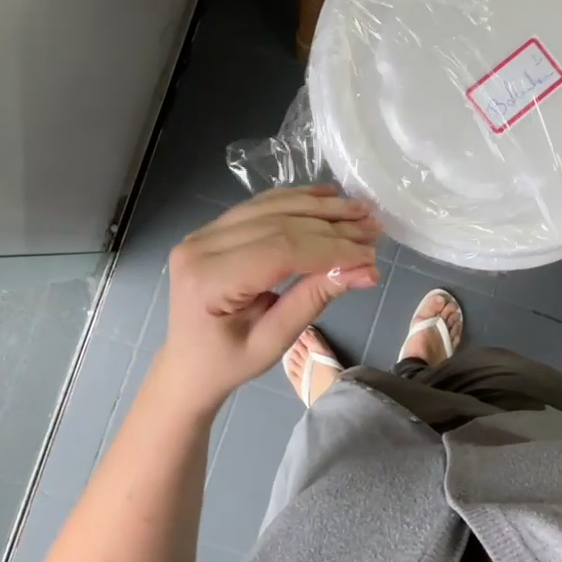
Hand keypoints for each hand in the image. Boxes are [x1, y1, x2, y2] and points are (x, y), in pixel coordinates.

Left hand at [151, 185, 379, 405]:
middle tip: (374, 229)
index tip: (370, 255)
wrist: (187, 364)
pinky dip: (296, 200)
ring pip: (270, 207)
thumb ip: (313, 299)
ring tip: (360, 210)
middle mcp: (200, 247)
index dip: (330, 249)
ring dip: (319, 207)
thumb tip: (365, 270)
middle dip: (331, 225)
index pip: (280, 251)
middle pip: (277, 224)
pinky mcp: (212, 229)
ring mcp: (203, 233)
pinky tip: (327, 196)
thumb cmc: (228, 363)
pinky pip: (259, 206)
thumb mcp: (273, 342)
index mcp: (209, 281)